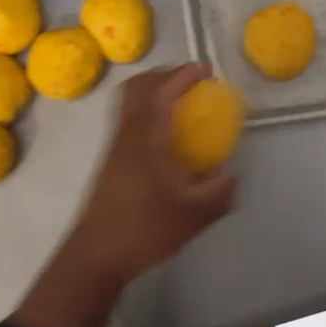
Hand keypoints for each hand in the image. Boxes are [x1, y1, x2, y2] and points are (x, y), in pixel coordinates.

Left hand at [64, 63, 237, 282]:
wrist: (95, 255)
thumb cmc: (143, 231)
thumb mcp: (193, 217)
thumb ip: (218, 194)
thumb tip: (231, 176)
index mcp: (146, 140)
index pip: (161, 92)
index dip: (183, 75)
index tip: (206, 71)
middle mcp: (127, 136)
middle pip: (137, 88)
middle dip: (164, 76)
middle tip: (191, 82)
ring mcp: (114, 148)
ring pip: (129, 103)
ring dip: (153, 93)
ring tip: (180, 104)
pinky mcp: (110, 163)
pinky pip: (129, 121)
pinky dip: (148, 113)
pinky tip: (168, 139)